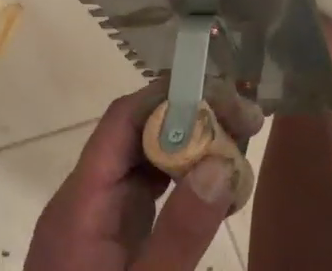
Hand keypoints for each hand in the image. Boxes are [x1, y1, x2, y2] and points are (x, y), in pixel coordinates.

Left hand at [26, 77, 264, 270]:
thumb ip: (179, 234)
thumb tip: (221, 162)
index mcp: (80, 205)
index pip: (123, 121)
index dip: (172, 95)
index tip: (227, 96)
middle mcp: (88, 198)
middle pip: (141, 130)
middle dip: (196, 115)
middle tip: (251, 120)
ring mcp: (102, 217)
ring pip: (151, 154)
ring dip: (198, 141)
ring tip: (247, 137)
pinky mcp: (116, 236)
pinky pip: (155, 186)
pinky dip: (190, 175)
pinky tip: (225, 181)